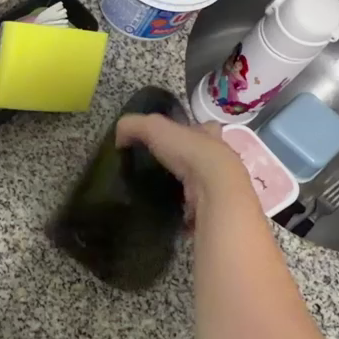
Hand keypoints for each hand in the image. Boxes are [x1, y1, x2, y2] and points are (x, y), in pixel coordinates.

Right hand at [114, 114, 247, 197]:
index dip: (190, 132)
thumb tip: (118, 139)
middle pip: (203, 156)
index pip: (203, 129)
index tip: (173, 141)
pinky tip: (168, 211)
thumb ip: (134, 126)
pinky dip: (183, 210)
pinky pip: (196, 207)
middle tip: (162, 170)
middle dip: (187, 161)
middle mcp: (220, 158)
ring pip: (201, 182)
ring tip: (160, 192)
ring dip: (185, 187)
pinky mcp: (213, 207)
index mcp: (209, 135)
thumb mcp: (154, 127)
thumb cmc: (189, 151)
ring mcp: (218, 184)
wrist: (213, 187)